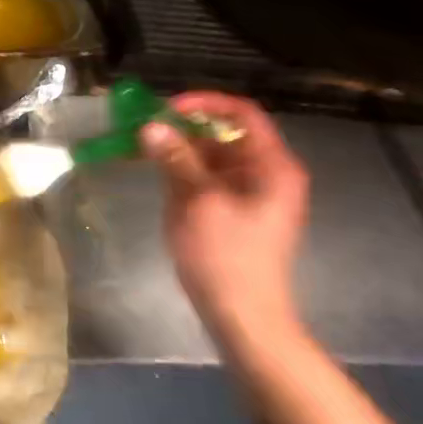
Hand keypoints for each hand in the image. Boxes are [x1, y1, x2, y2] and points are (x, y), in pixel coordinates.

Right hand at [139, 92, 307, 334]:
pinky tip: (163, 181)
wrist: (245, 319)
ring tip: (149, 154)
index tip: (168, 108)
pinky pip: (214, 184)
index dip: (206, 104)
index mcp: (273, 166)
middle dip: (188, 130)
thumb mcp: (197, 202)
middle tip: (149, 130)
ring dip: (185, 153)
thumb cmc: (226, 257)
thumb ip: (176, 159)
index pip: (243, 114)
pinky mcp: (239, 216)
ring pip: (217, 160)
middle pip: (229, 136)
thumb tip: (152, 126)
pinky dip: (189, 177)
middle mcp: (269, 175)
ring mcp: (255, 197)